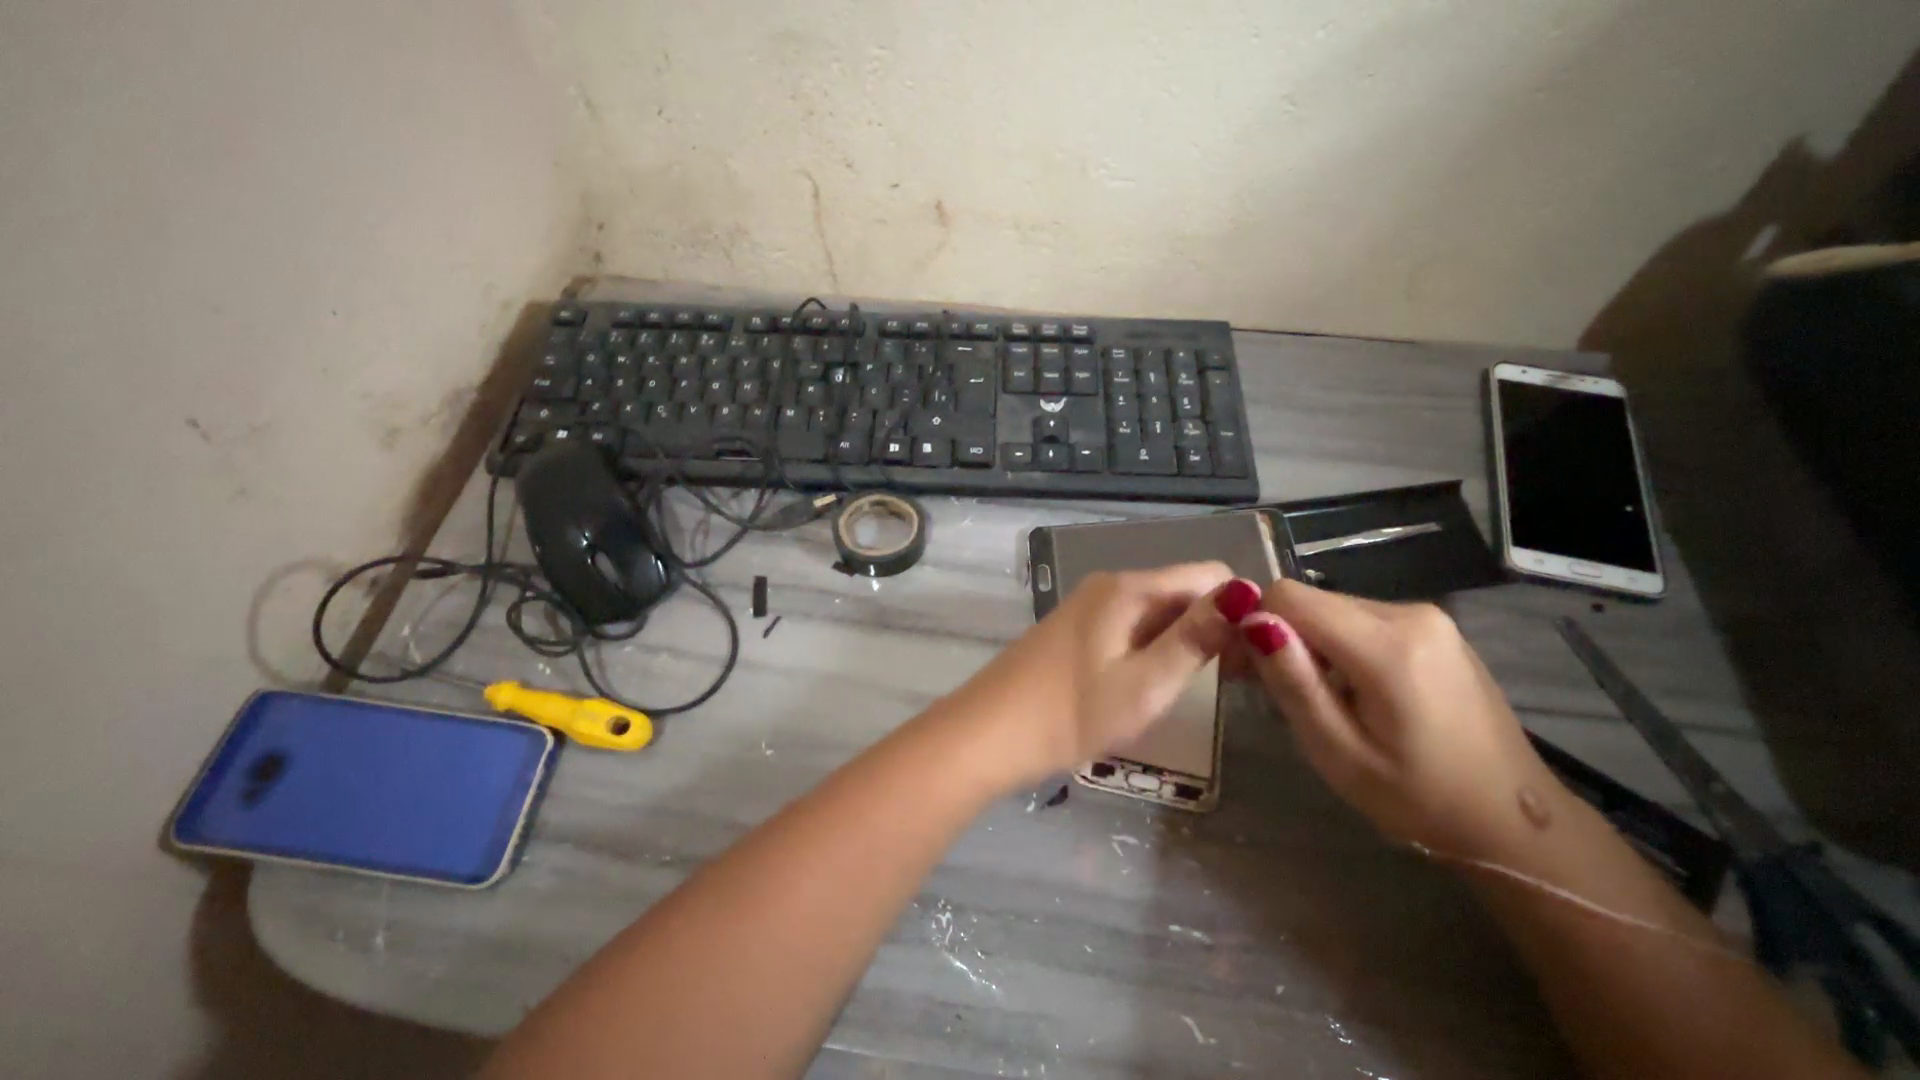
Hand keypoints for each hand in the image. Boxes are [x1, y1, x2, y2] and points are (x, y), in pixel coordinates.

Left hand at [943, 562, 1261, 783]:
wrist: (986, 737)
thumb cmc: (1070, 715)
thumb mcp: (1145, 684)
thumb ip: (1196, 639)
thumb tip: (1247, 593)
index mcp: (1130, 588)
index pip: (1211, 574)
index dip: (1239, 611)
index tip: (1248, 660)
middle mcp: (1109, 586)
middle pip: (1183, 591)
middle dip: (1212, 629)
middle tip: (1224, 686)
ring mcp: (1087, 607)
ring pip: (1157, 613)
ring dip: (1181, 644)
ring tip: (1184, 693)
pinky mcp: (1074, 632)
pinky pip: (1130, 628)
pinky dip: (1150, 651)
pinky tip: (1145, 690)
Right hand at [1236, 578, 1559, 855]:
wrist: (1511, 819)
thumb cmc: (1418, 798)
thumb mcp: (1338, 753)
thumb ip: (1293, 682)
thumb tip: (1251, 620)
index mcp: (1387, 644)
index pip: (1289, 596)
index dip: (1255, 626)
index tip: (1245, 673)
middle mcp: (1410, 614)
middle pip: (1313, 602)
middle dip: (1282, 639)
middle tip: (1274, 696)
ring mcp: (1430, 620)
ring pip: (1337, 611)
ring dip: (1313, 647)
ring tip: (1319, 703)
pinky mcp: (1438, 633)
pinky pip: (1367, 622)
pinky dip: (1343, 649)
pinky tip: (1354, 695)